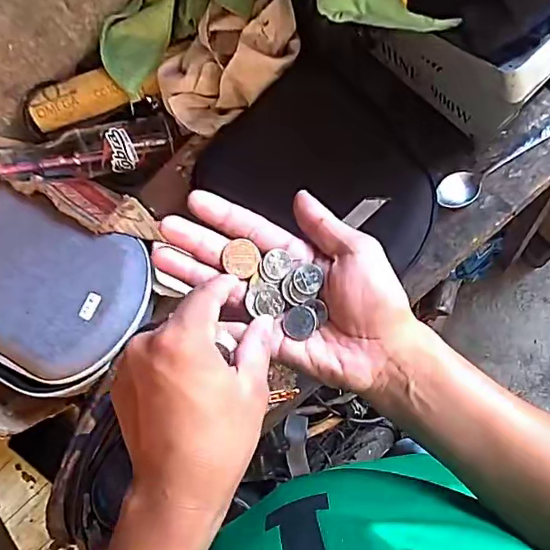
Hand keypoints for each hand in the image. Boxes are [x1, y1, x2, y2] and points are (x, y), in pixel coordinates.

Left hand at [113, 273, 275, 515]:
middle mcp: (146, 345)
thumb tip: (260, 325)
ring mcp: (128, 366)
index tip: (236, 288)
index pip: (204, 294)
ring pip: (165, 338)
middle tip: (236, 338)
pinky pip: (150, 359)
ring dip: (189, 344)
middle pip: (183, 316)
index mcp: (181, 340)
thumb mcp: (251, 391)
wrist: (176, 488)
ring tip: (214, 371)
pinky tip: (190, 387)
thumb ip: (255, 347)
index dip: (225, 287)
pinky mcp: (120, 385)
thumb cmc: (215, 446)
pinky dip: (169, 362)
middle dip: (210, 322)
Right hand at [153, 190, 432, 400]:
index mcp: (300, 260)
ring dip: (194, 276)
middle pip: (231, 260)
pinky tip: (188, 306)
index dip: (224, 217)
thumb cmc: (379, 303)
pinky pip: (237, 328)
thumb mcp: (357, 251)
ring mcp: (272, 313)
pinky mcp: (269, 341)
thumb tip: (302, 198)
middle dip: (197, 244)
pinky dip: (213, 320)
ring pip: (225, 292)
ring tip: (164, 260)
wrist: (385, 351)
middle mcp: (281, 285)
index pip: (254, 233)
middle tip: (167, 230)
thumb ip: (325, 226)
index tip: (198, 203)